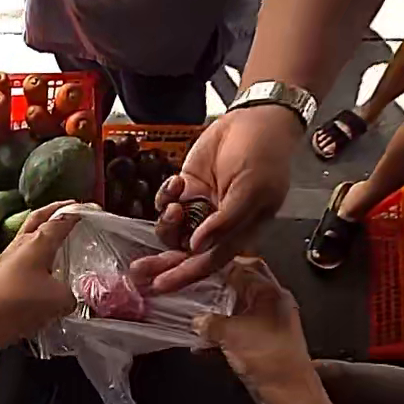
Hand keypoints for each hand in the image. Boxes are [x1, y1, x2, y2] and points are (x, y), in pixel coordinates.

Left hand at [0, 200, 79, 347]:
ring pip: (26, 238)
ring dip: (40, 234)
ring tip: (54, 240)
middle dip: (54, 211)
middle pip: (38, 219)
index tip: (88, 209)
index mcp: (39, 242)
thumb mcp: (59, 300)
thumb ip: (70, 295)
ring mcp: (5, 259)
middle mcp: (20, 245)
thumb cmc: (22, 302)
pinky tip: (38, 270)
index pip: (60, 221)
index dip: (75, 214)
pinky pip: (20, 259)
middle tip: (68, 208)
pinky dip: (32, 257)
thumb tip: (68, 298)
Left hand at [128, 105, 297, 294]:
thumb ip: (225, 222)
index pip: (209, 262)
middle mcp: (218, 226)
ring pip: (173, 230)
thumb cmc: (264, 154)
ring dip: (166, 223)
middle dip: (162, 262)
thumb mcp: (250, 190)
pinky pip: (166, 203)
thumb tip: (198, 247)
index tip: (161, 285)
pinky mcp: (187, 189)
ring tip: (173, 205)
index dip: (185, 275)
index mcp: (239, 233)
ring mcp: (201, 208)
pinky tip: (176, 182)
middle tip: (139, 270)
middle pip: (185, 253)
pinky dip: (165, 196)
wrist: (255, 118)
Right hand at [194, 258, 315, 403]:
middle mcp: (274, 303)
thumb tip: (197, 320)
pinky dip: (223, 331)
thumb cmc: (269, 360)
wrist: (288, 394)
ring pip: (240, 305)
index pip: (240, 266)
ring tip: (199, 313)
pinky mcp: (265, 341)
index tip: (196, 270)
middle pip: (242, 282)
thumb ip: (208, 322)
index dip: (215, 267)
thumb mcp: (229, 333)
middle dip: (218, 284)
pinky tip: (207, 342)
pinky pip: (240, 327)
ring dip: (219, 308)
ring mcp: (271, 322)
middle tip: (197, 286)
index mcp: (270, 293)